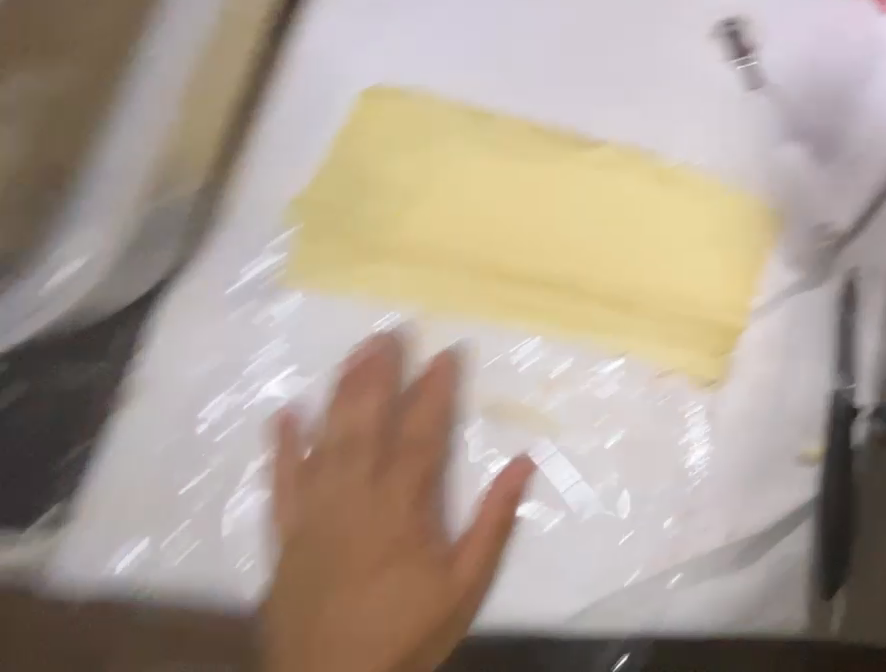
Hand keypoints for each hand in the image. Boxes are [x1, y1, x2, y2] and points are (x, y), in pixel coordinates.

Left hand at [262, 333, 535, 671]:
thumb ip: (493, 520)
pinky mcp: (285, 540)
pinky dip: (281, 450)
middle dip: (378, 377)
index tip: (447, 353)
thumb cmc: (409, 634)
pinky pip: (280, 487)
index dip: (435, 392)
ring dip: (338, 396)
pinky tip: (285, 415)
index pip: (422, 436)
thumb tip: (524, 461)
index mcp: (402, 511)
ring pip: (324, 445)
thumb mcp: (467, 583)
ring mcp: (313, 519)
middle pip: (366, 428)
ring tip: (354, 355)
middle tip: (390, 333)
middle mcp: (353, 503)